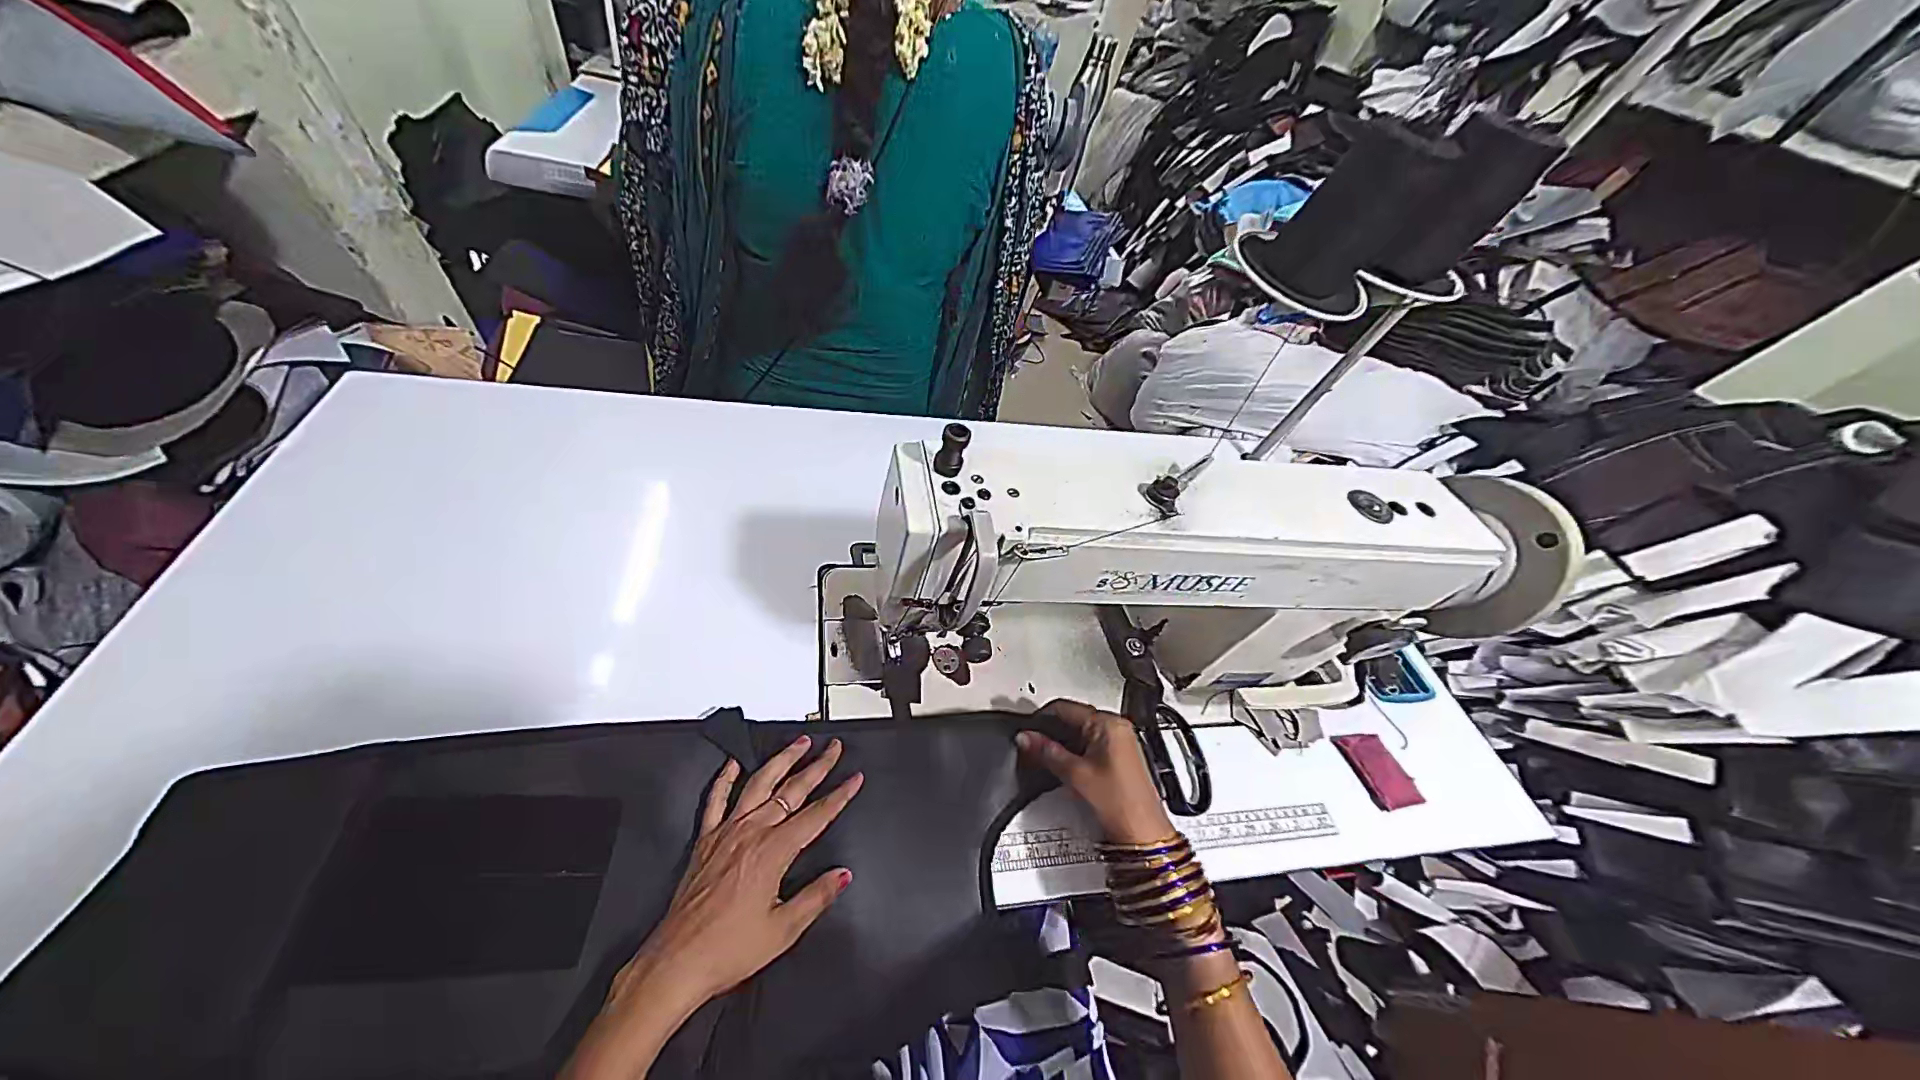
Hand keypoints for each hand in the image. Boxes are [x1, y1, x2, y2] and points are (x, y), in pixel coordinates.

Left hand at [629, 735, 863, 1004]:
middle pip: (792, 790)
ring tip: (798, 745)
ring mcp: (725, 834)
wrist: (676, 963)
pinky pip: (716, 799)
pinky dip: (726, 778)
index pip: (816, 815)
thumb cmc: (724, 950)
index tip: (854, 780)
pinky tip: (734, 765)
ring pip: (759, 784)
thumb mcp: (784, 930)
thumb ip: (817, 897)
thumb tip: (840, 876)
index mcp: (772, 853)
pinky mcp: (705, 841)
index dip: (840, 795)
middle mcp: (749, 835)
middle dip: (818, 766)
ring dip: (782, 760)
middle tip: (833, 750)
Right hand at [1016, 700, 1174, 844]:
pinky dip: (1073, 754)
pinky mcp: (1118, 757)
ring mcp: (1119, 742)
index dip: (1041, 718)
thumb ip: (1047, 752)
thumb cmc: (1122, 804)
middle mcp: (1117, 727)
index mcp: (1109, 723)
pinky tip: (1062, 768)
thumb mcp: (1075, 774)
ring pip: (1079, 734)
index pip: (1065, 708)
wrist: (1142, 833)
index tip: (1026, 731)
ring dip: (1061, 745)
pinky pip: (1089, 746)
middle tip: (1031, 746)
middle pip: (1072, 719)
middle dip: (1050, 733)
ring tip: (1043, 759)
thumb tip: (1026, 738)